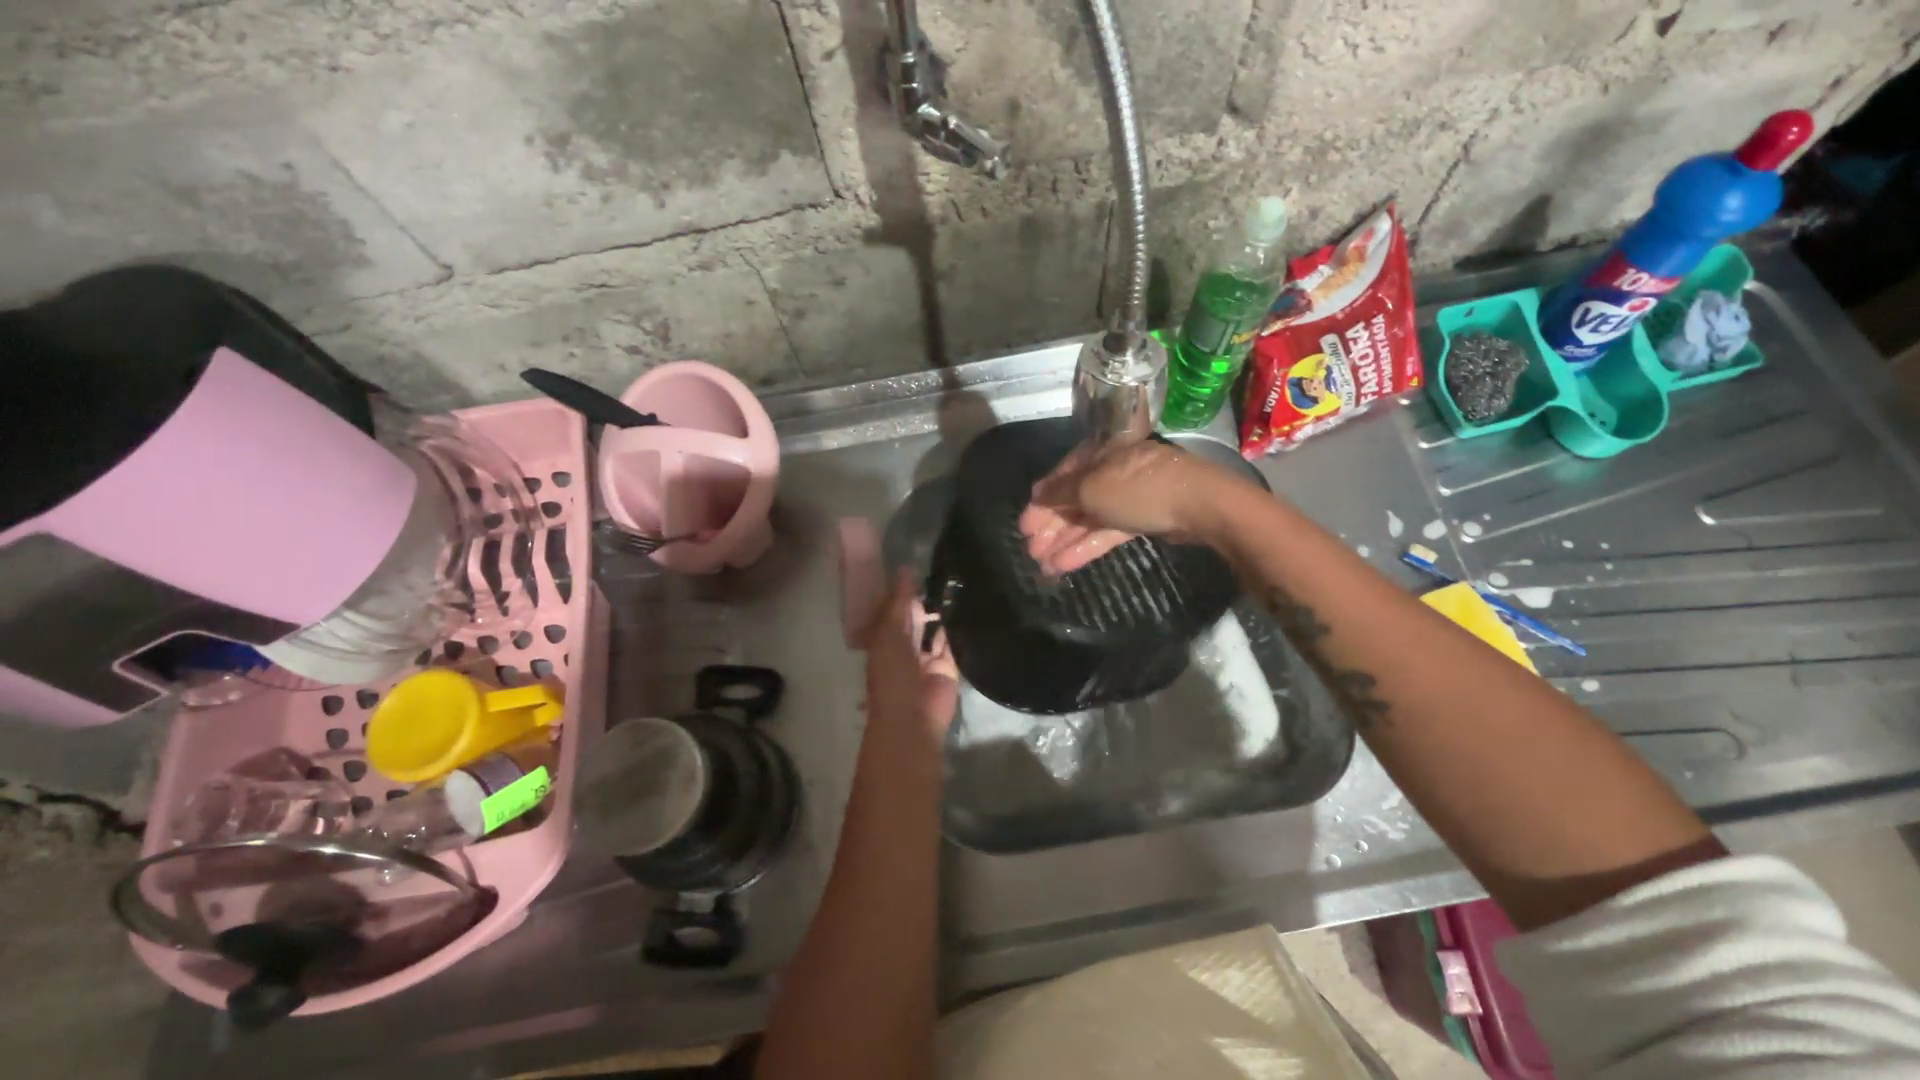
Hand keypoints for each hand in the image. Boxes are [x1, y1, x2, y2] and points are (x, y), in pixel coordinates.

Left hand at [861, 571, 958, 738]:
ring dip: (942, 613)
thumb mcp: (889, 632)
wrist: (913, 716)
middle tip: (942, 569)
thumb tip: (905, 569)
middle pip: (914, 619)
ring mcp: (927, 659)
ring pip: (935, 630)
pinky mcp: (949, 668)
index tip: (916, 565)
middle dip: (923, 601)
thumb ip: (898, 602)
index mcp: (883, 640)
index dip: (901, 590)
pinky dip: (958, 630)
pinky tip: (968, 607)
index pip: (892, 610)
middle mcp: (904, 648)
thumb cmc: (891, 674)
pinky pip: (954, 645)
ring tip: (958, 583)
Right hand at [1018, 439, 1237, 574]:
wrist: (1198, 505)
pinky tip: (1064, 566)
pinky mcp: (1142, 520)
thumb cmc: (1139, 487)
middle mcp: (1112, 472)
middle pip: (1074, 500)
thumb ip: (1061, 492)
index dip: (1042, 500)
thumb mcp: (1091, 487)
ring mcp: (1129, 497)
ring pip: (1089, 520)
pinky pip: (1107, 533)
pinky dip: (1086, 548)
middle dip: (1051, 526)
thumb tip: (1037, 494)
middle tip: (1029, 550)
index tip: (1024, 524)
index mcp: (1100, 453)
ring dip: (1064, 542)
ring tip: (1041, 566)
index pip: (1063, 475)